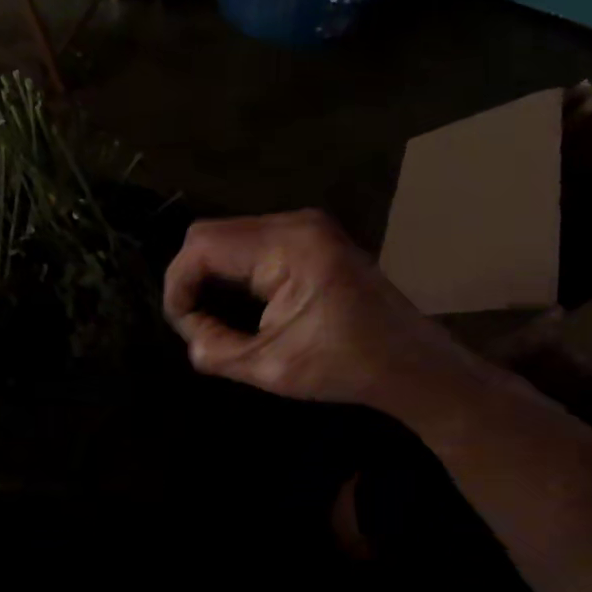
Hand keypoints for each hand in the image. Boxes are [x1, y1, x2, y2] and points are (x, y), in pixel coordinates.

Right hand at [163, 211, 480, 416]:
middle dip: (190, 276)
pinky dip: (232, 268)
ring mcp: (306, 225)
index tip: (181, 323)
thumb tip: (187, 331)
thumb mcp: (270, 368)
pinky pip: (250, 241)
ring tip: (210, 314)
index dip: (178, 283)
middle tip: (193, 321)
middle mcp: (296, 223)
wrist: (413, 364)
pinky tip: (237, 301)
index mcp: (289, 248)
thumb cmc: (346, 368)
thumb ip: (215, 350)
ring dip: (210, 272)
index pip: (203, 245)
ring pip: (228, 235)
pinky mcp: (311, 235)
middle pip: (210, 233)